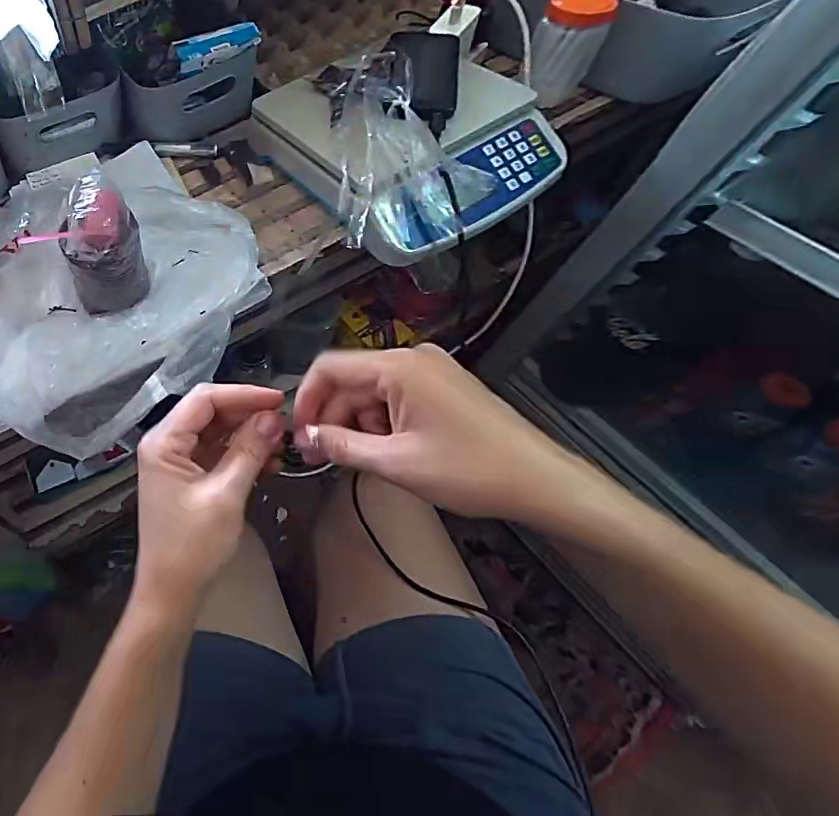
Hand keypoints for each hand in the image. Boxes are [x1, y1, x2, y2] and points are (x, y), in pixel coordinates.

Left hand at [132, 384, 284, 614]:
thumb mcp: (225, 496)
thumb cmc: (192, 547)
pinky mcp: (187, 477)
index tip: (278, 399)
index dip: (243, 394)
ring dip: (248, 434)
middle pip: (210, 412)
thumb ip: (249, 451)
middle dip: (247, 414)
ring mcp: (176, 460)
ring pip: (216, 432)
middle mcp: (165, 443)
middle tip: (283, 422)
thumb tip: (273, 418)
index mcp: (163, 442)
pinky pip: (216, 453)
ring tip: (280, 444)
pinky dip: (241, 454)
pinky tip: (268, 462)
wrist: (171, 594)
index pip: (205, 399)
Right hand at [293, 346, 633, 541]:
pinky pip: (396, 395)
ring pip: (372, 391)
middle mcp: (412, 357)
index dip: (307, 401)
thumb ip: (342, 446)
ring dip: (359, 423)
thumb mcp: (396, 463)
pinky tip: (391, 450)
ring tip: (365, 460)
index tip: (300, 436)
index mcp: (398, 366)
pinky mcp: (443, 384)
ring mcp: (431, 369)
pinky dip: (383, 421)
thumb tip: (306, 438)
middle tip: (323, 459)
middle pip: (351, 380)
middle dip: (334, 418)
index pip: (329, 367)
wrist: (538, 479)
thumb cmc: (469, 470)